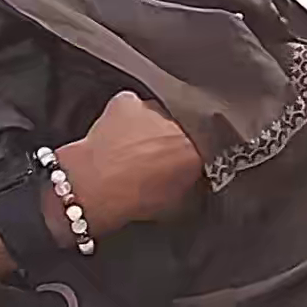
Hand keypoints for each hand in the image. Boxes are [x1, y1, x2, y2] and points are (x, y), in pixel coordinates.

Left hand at [46, 91, 200, 242]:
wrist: (99, 186)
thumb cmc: (137, 199)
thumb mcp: (178, 205)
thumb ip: (193, 188)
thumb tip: (194, 186)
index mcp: (200, 149)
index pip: (208, 147)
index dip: (196, 155)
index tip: (187, 164)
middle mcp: (182, 123)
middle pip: (183, 126)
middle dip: (173, 139)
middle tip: (157, 159)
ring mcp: (154, 108)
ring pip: (157, 114)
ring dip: (150, 126)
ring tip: (133, 147)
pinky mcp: (127, 102)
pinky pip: (131, 105)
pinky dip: (126, 115)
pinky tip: (117, 133)